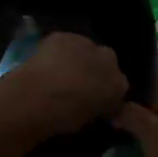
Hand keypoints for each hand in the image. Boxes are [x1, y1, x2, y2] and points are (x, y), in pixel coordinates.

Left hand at [0, 32, 128, 136]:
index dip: (105, 92)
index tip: (94, 99)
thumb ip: (96, 109)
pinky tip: (46, 62)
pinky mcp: (65, 36)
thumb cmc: (65, 118)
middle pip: (107, 62)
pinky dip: (58, 50)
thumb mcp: (88, 120)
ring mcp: (87, 44)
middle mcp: (109, 61)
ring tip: (59, 72)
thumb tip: (93, 106)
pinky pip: (65, 43)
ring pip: (86, 49)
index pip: (118, 88)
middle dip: (96, 70)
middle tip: (78, 84)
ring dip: (78, 58)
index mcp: (118, 86)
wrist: (39, 97)